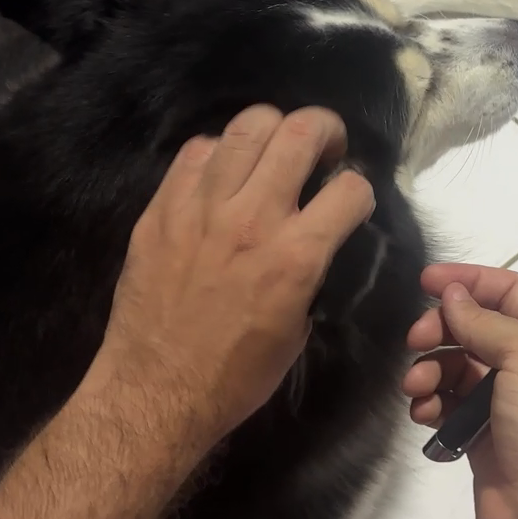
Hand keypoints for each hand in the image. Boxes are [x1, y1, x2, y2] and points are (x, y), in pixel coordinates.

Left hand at [85, 105, 374, 452]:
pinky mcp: (162, 209)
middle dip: (326, 129)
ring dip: (274, 128)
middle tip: (326, 148)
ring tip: (276, 148)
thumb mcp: (301, 323)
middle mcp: (253, 219)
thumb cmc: (240, 372)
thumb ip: (314, 267)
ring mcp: (202, 208)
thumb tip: (319, 232)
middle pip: (300, 132)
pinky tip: (226, 173)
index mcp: (297, 256)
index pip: (351, 188)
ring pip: (247, 126)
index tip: (351, 200)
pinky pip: (197, 151)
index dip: (362, 189)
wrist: (155, 392)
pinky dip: (221, 152)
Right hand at [403, 266, 517, 518]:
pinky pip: (447, 401)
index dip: (471, 280)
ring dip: (430, 368)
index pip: (510, 291)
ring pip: (456, 364)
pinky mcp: (479, 432)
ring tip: (417, 388)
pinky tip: (423, 413)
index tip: (427, 280)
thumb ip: (487, 321)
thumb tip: (452, 295)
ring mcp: (504, 400)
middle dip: (442, 328)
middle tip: (415, 340)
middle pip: (476, 326)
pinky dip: (431, 401)